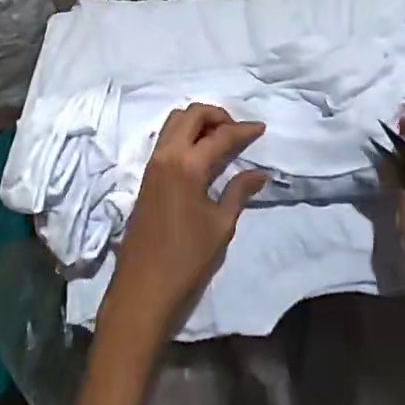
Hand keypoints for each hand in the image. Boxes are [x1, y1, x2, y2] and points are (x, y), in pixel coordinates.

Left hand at [102, 103, 267, 335]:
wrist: (142, 290)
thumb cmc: (186, 260)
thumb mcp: (221, 226)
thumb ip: (239, 191)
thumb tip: (259, 173)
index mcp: (188, 165)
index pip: (221, 135)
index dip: (244, 130)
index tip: (261, 129)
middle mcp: (167, 155)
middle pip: (192, 114)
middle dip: (217, 115)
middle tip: (236, 132)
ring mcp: (152, 164)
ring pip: (175, 121)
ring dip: (198, 122)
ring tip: (219, 141)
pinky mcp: (146, 176)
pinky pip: (166, 138)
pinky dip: (185, 134)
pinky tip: (201, 155)